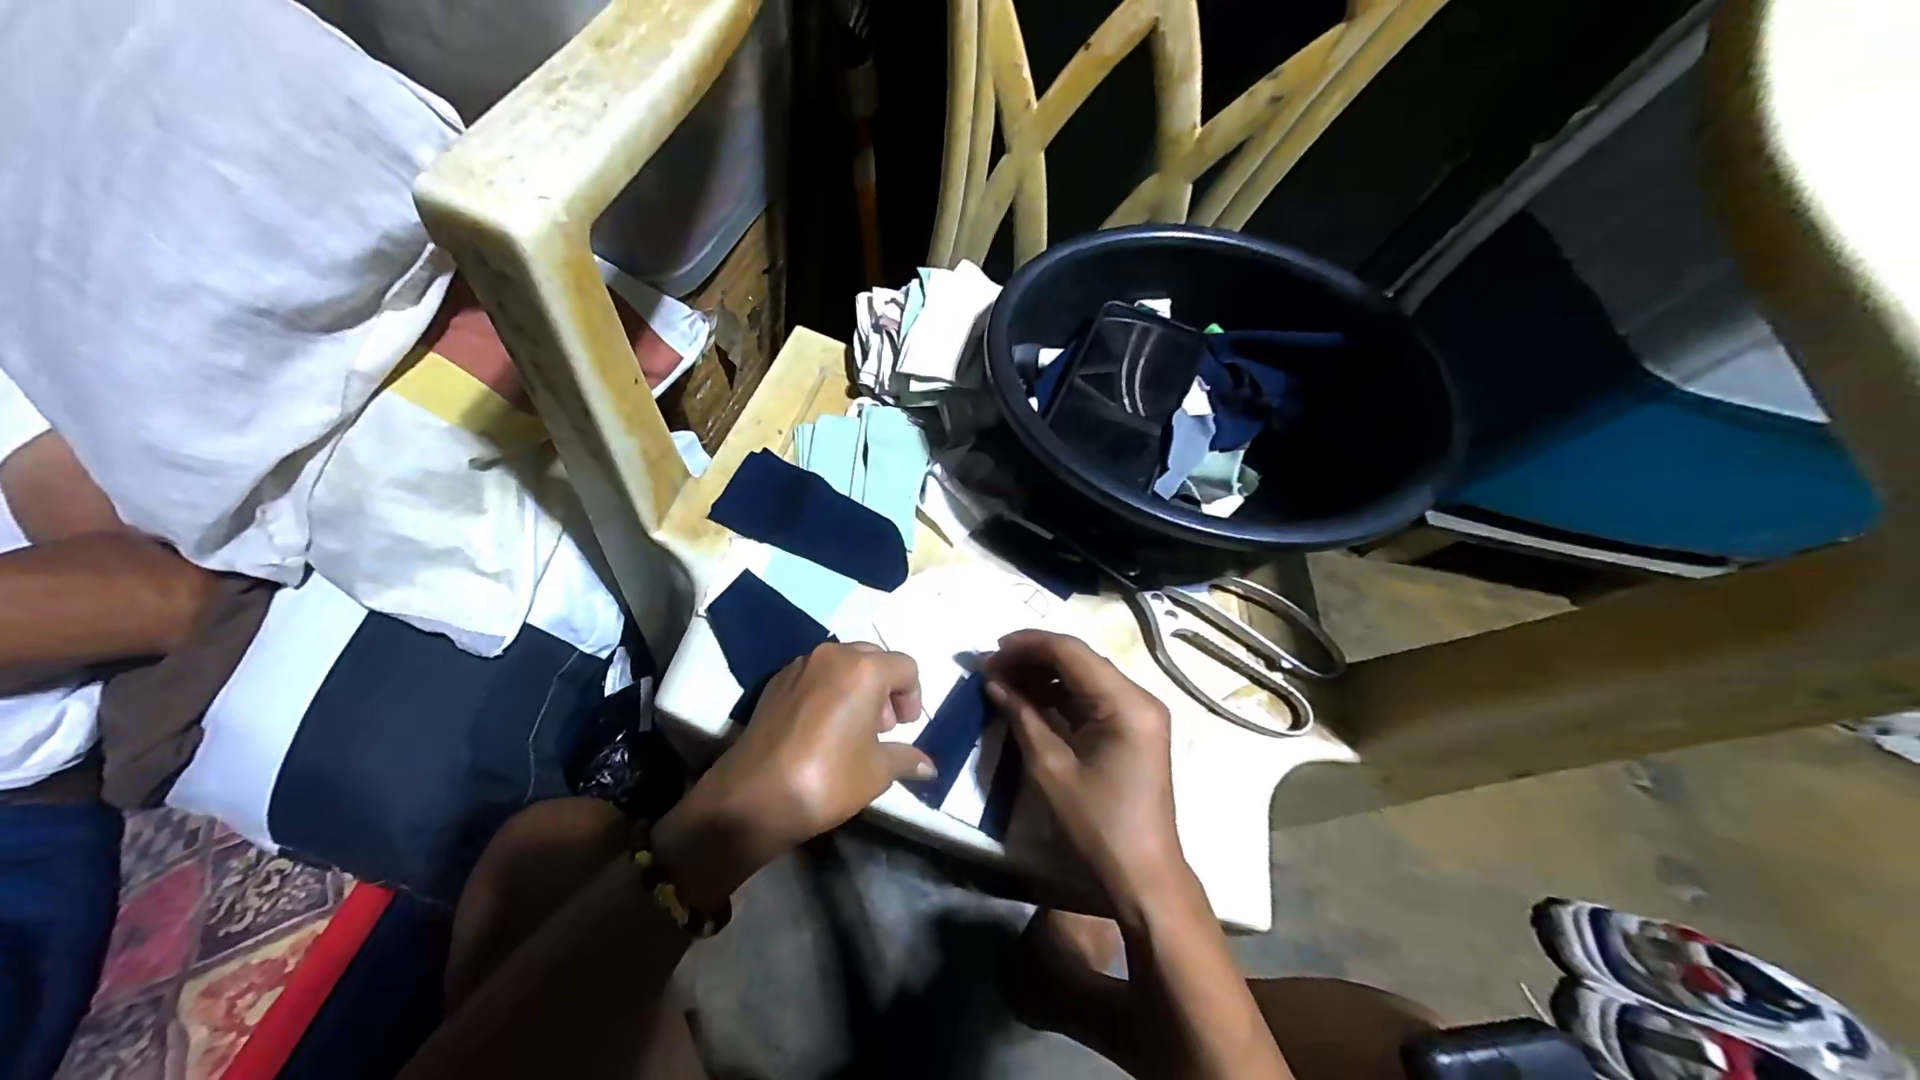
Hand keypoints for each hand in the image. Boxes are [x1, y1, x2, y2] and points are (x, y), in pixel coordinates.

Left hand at [652, 643, 935, 906]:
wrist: (754, 796)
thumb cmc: (828, 778)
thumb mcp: (877, 771)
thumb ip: (907, 759)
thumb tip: (929, 766)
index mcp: (864, 669)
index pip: (905, 667)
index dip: (913, 696)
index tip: (905, 727)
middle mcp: (833, 655)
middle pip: (873, 658)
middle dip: (885, 688)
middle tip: (883, 727)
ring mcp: (800, 665)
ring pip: (842, 663)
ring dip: (856, 687)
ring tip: (852, 728)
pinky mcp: (775, 681)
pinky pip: (815, 675)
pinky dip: (828, 690)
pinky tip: (822, 728)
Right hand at [985, 631, 1188, 909]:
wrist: (1143, 873)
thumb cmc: (1097, 824)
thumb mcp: (1051, 768)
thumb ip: (1022, 715)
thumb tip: (993, 680)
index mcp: (1127, 703)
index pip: (1072, 652)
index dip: (1029, 644)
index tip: (992, 649)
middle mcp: (1139, 697)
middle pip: (1080, 660)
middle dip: (1033, 659)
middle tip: (991, 667)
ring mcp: (1139, 712)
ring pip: (1085, 675)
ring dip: (1044, 674)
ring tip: (1003, 679)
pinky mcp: (1133, 727)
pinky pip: (1092, 697)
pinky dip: (1060, 694)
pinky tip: (1029, 697)